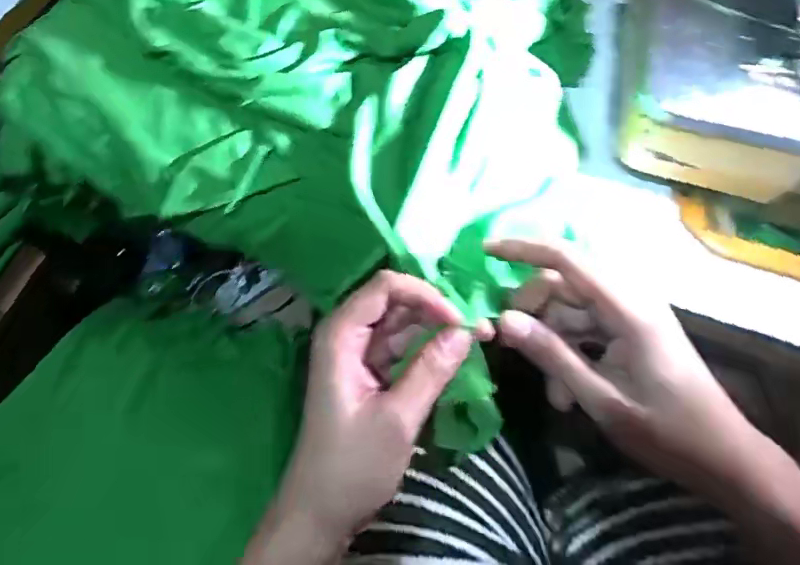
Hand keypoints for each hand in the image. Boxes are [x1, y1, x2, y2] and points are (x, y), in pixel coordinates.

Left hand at [248, 271, 483, 561]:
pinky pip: (400, 346)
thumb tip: (465, 330)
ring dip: (435, 327)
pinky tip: (455, 353)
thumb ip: (430, 370)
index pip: (385, 287)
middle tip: (479, 326)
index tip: (460, 319)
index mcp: (341, 333)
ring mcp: (357, 351)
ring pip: (400, 322)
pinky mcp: (368, 371)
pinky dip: (426, 347)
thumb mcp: (397, 419)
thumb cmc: (352, 465)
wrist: (320, 511)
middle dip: (435, 308)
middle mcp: (346, 333)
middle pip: (394, 301)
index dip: (424, 294)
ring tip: (477, 336)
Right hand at [485, 238, 759, 494]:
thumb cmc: (670, 433)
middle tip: (510, 345)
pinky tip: (565, 393)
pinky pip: (587, 324)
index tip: (485, 252)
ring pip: (571, 306)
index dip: (522, 248)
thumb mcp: (603, 400)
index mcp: (627, 307)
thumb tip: (503, 320)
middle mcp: (629, 298)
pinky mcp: (633, 329)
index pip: (565, 257)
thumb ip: (552, 356)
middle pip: (562, 283)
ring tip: (551, 394)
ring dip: (552, 340)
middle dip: (533, 312)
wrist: (731, 462)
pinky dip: (571, 349)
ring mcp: (632, 313)